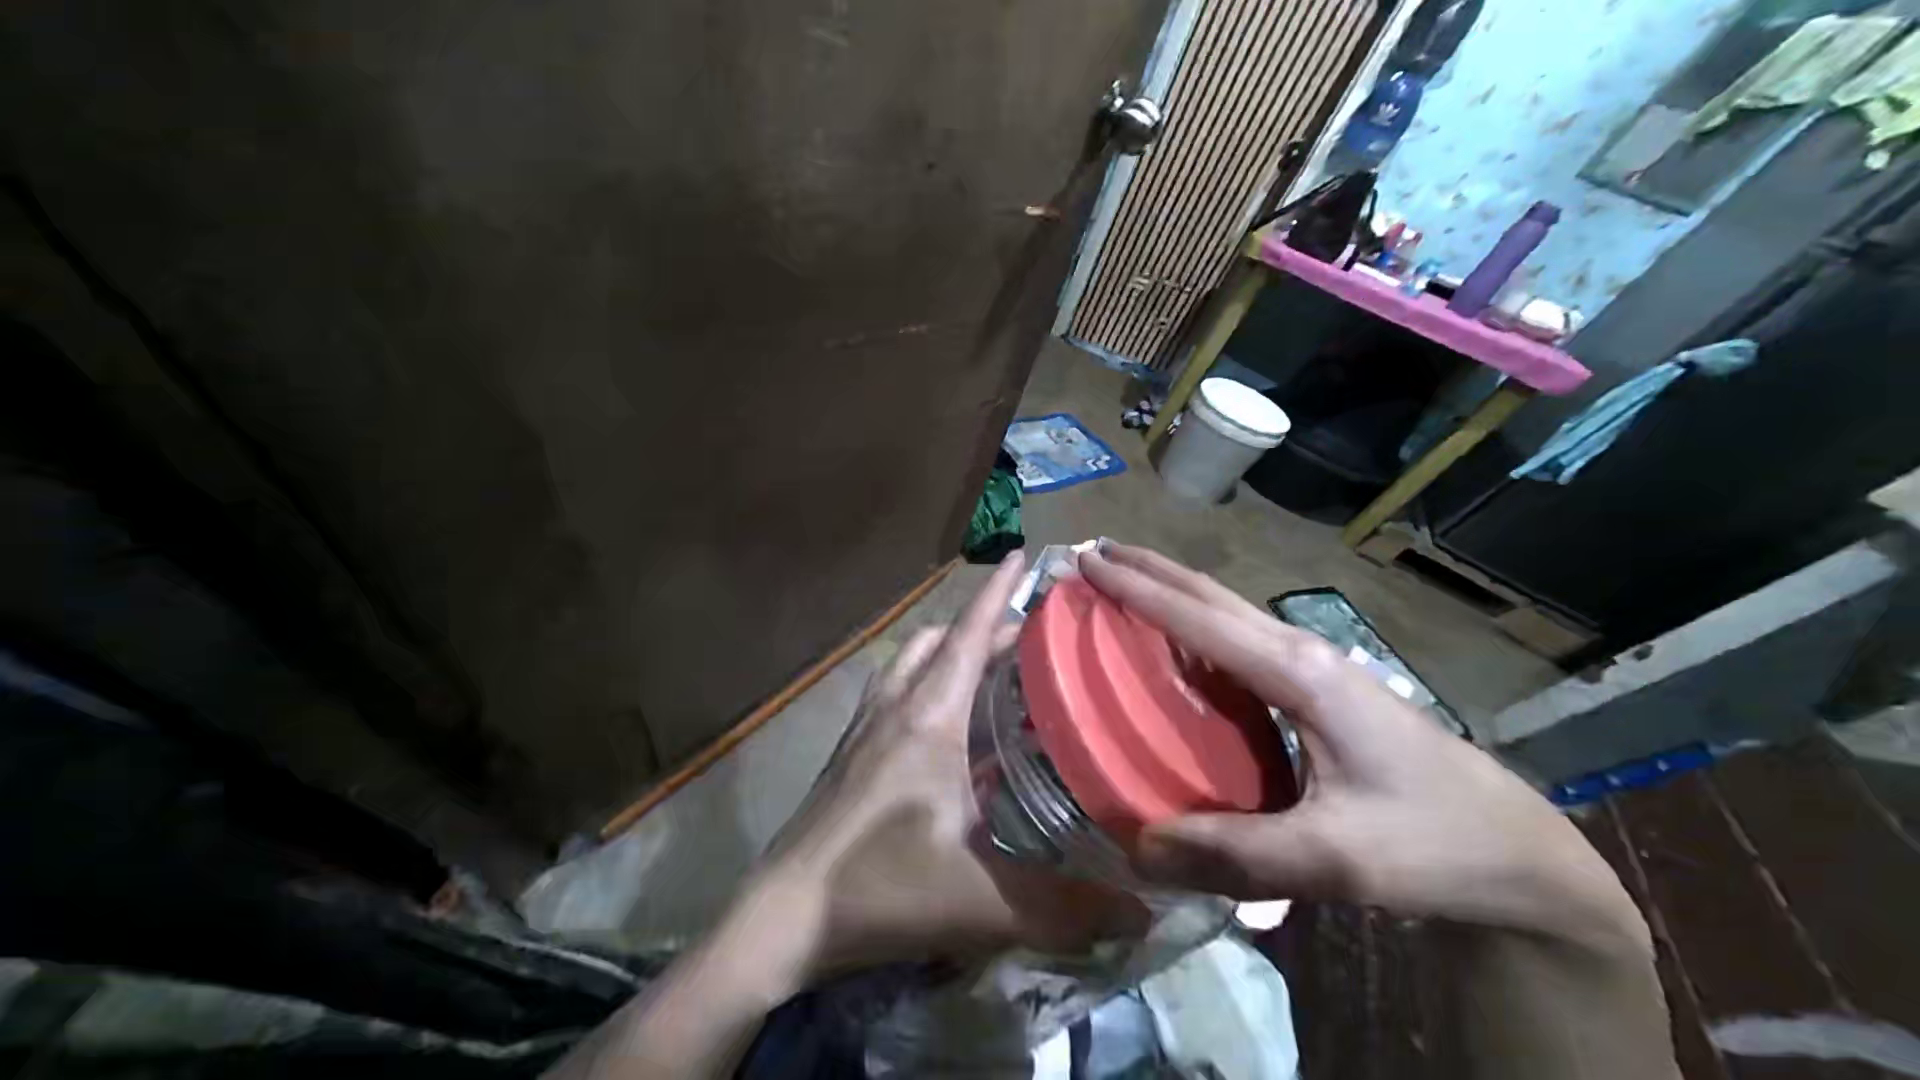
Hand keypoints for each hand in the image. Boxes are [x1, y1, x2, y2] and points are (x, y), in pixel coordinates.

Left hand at [751, 551, 1144, 980]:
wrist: (786, 912)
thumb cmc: (883, 888)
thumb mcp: (983, 901)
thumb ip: (1067, 909)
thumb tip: (1146, 913)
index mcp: (929, 718)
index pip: (970, 637)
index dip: (998, 593)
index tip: (1025, 555)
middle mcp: (895, 706)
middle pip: (942, 640)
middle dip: (985, 624)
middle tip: (1033, 636)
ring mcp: (865, 725)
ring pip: (912, 660)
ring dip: (950, 649)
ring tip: (991, 668)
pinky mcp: (850, 749)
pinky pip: (893, 689)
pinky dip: (925, 680)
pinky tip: (946, 723)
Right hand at [1078, 543, 1644, 952]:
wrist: (1516, 852)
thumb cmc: (1431, 843)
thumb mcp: (1337, 859)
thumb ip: (1238, 853)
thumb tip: (1139, 845)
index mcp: (1298, 672)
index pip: (1200, 616)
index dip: (1137, 587)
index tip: (1086, 561)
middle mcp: (1299, 652)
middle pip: (1209, 594)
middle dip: (1146, 568)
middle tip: (1090, 553)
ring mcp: (1311, 667)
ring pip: (1222, 611)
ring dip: (1168, 589)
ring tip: (1120, 581)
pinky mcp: (1314, 687)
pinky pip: (1234, 640)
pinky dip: (1190, 623)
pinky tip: (1172, 641)